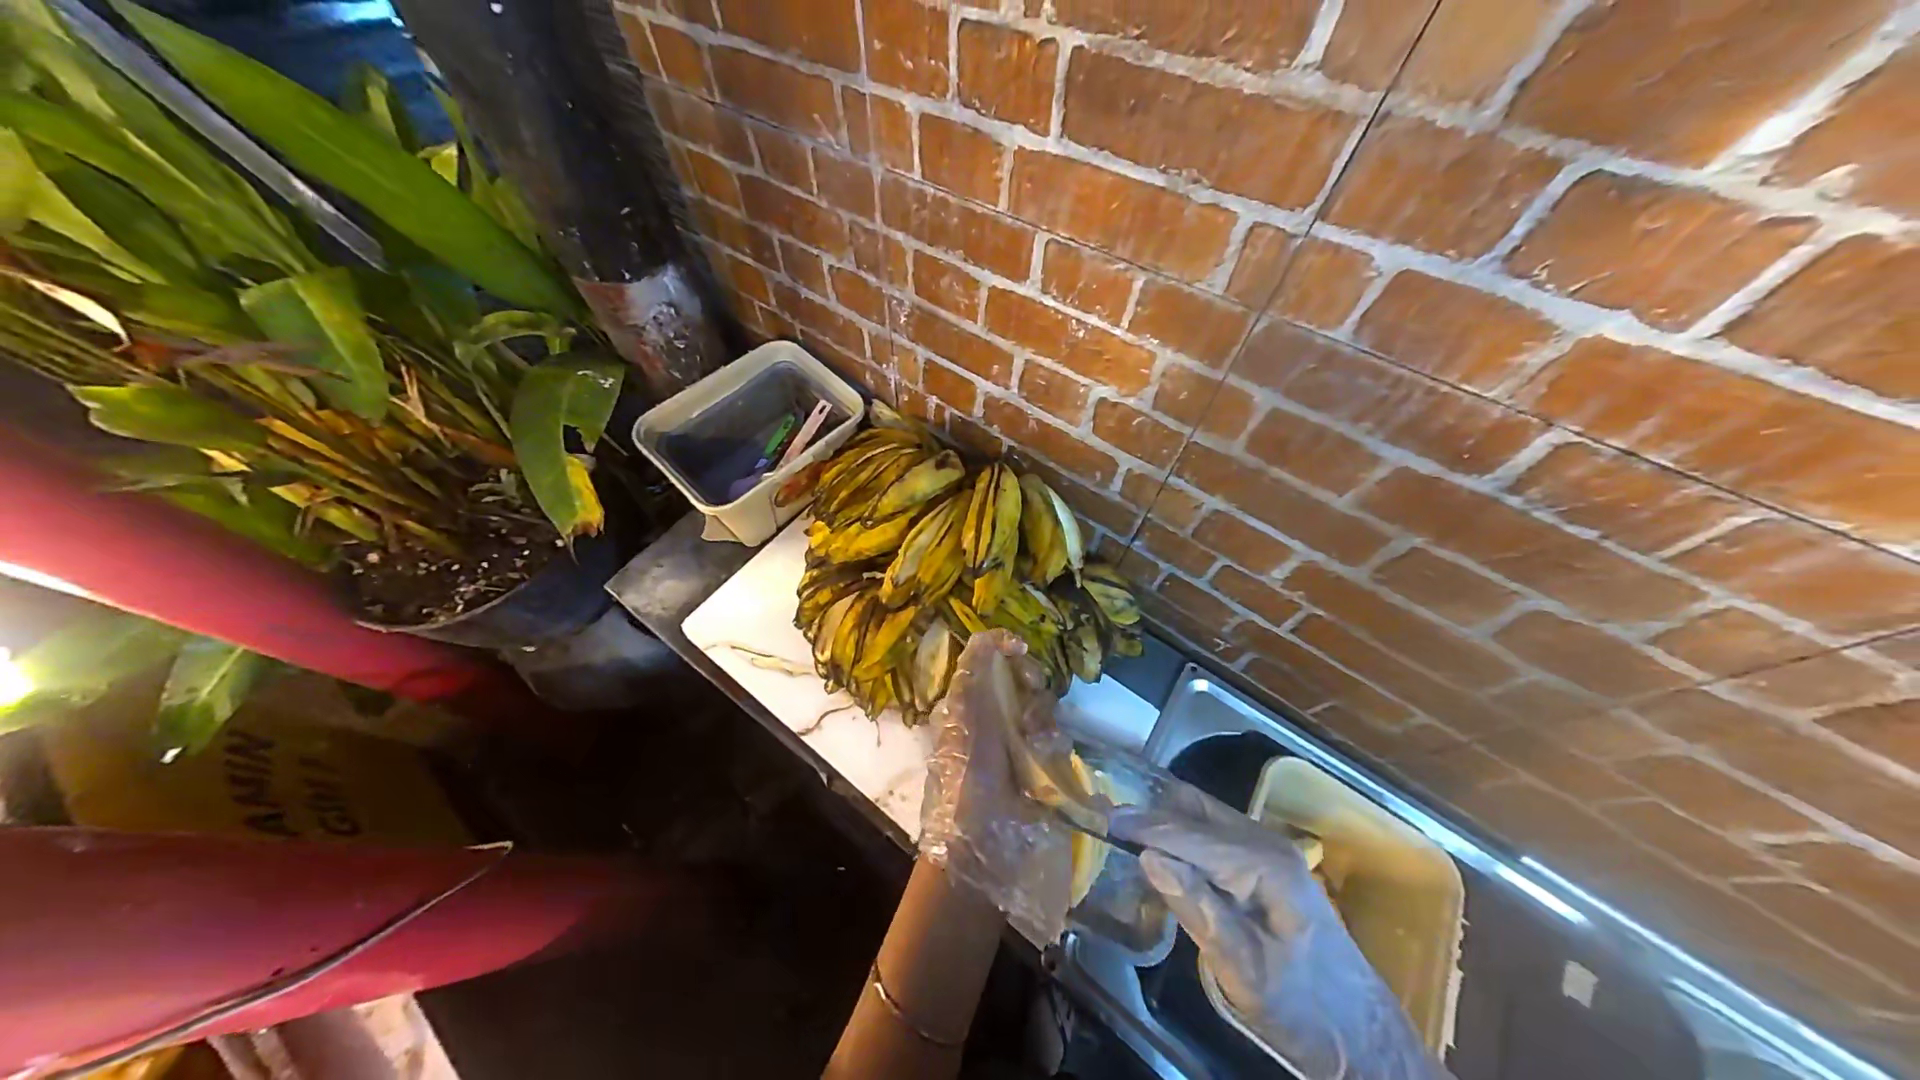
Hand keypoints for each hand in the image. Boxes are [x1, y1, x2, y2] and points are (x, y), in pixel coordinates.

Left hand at [918, 630, 1073, 946]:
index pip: (997, 665)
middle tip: (1030, 716)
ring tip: (1038, 754)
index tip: (1022, 657)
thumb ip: (974, 674)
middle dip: (1033, 696)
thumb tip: (994, 637)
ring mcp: (1022, 750)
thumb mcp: (962, 720)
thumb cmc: (966, 783)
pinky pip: (1060, 747)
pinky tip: (1049, 774)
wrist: (983, 855)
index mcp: (971, 709)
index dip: (1010, 655)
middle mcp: (996, 723)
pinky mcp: (1044, 774)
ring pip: (1046, 715)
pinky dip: (1057, 755)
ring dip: (1045, 729)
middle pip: (1027, 687)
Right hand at [1112, 788, 1448, 1079]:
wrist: (1362, 1034)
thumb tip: (1150, 857)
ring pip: (1202, 816)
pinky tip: (1157, 846)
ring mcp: (1267, 849)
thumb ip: (1200, 910)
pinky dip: (1179, 832)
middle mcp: (1265, 842)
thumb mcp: (1246, 970)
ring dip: (1162, 819)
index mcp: (1264, 864)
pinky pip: (1212, 833)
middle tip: (1104, 820)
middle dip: (1149, 812)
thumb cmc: (1304, 1008)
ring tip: (1121, 828)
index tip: (1100, 819)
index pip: (1189, 833)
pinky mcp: (1263, 864)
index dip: (1143, 826)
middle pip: (1195, 810)